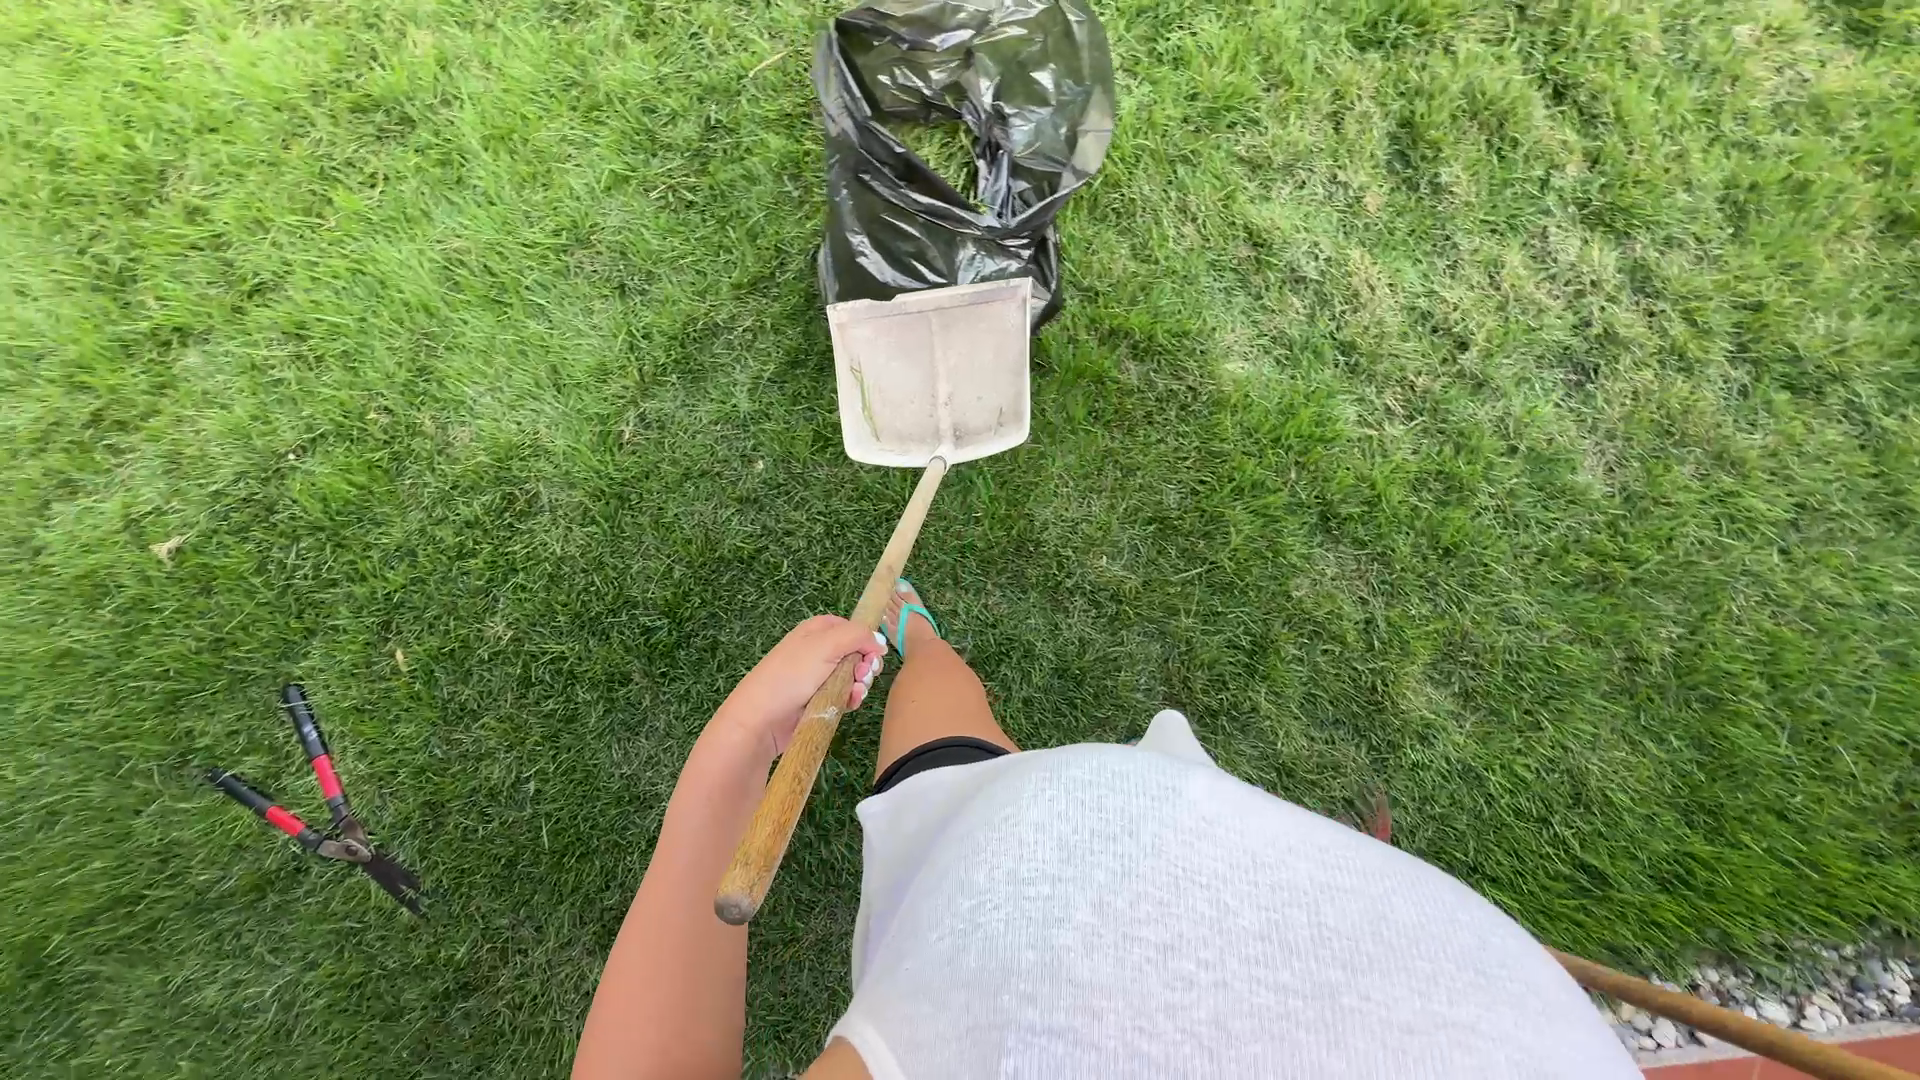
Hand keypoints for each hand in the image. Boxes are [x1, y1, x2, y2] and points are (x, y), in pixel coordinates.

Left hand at [716, 616, 885, 756]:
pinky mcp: (820, 700)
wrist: (762, 719)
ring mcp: (819, 677)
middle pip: (857, 652)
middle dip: (865, 664)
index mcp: (817, 630)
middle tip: (862, 674)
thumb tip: (880, 642)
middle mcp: (819, 651)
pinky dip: (852, 698)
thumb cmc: (791, 675)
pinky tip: (850, 703)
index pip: (852, 627)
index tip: (873, 652)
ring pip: (854, 675)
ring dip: (861, 683)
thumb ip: (858, 635)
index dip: (865, 639)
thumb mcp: (826, 645)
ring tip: (855, 692)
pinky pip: (845, 695)